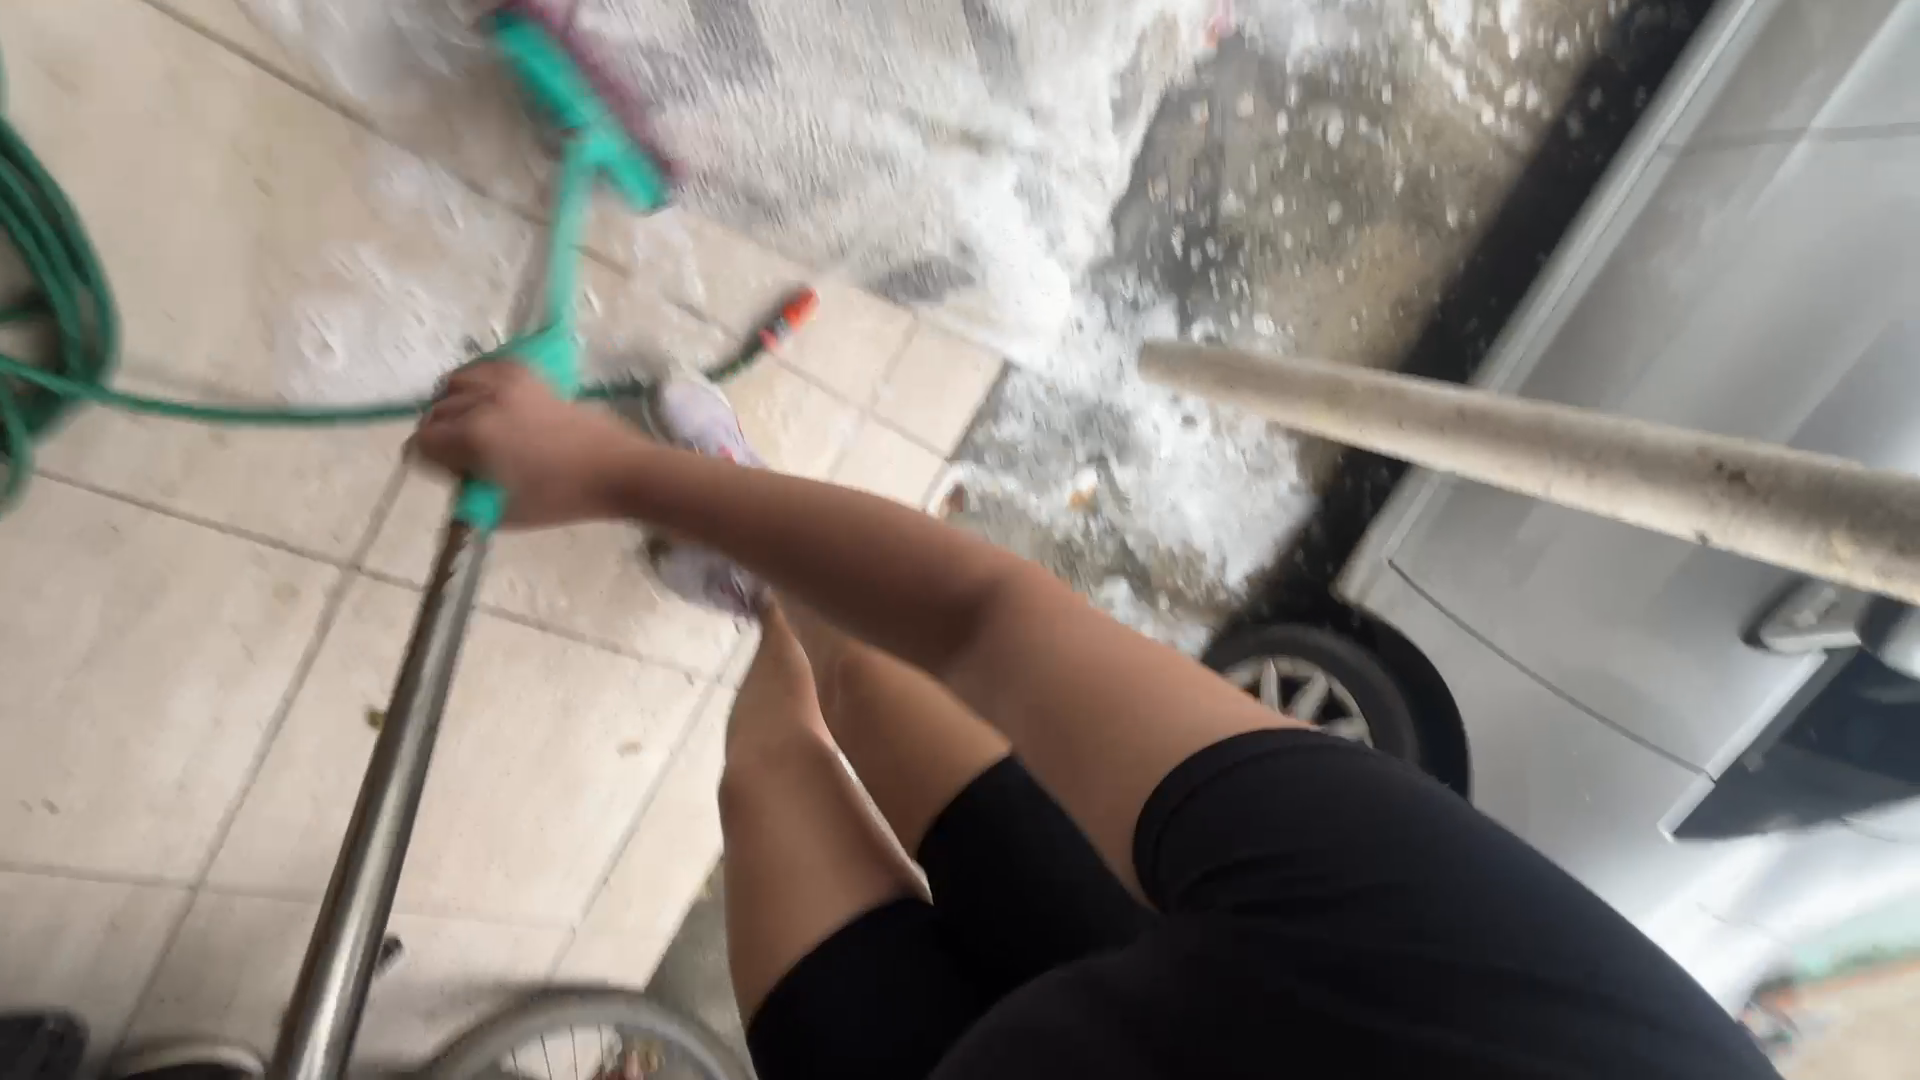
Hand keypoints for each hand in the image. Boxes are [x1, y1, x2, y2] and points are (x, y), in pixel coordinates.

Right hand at [410, 360, 646, 526]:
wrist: (618, 469)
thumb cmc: (565, 497)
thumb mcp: (505, 512)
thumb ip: (468, 495)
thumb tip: (454, 480)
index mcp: (473, 437)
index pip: (422, 442)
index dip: (433, 461)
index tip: (454, 472)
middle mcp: (483, 402)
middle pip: (436, 412)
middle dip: (443, 435)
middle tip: (467, 455)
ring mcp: (508, 383)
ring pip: (455, 385)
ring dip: (456, 405)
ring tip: (476, 426)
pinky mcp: (531, 375)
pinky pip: (486, 368)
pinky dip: (480, 382)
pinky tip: (492, 403)